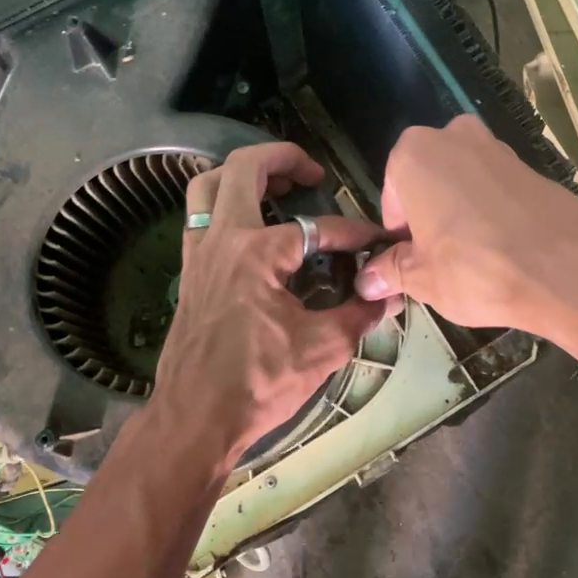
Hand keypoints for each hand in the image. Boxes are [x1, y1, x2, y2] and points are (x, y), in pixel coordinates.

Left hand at [149, 142, 386, 461]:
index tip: (377, 241)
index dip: (354, 232)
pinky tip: (250, 226)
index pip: (317, 226)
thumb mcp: (321, 349)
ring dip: (242, 174)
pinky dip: (224, 205)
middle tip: (313, 175)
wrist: (195, 417)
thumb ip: (358, 315)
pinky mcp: (189, 272)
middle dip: (283, 159)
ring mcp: (198, 253)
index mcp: (256, 252)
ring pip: (209, 186)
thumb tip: (389, 296)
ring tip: (277, 185)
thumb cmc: (257, 384)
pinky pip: (200, 217)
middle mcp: (222, 239)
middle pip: (243, 168)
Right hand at [354, 116, 577, 331]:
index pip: (391, 197)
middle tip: (441, 262)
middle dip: (429, 218)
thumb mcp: (421, 278)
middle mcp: (453, 136)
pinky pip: (496, 191)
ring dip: (461, 215)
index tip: (410, 263)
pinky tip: (504, 250)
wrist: (566, 266)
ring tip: (475, 260)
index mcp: (413, 153)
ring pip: (463, 185)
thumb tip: (368, 278)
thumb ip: (390, 271)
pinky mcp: (531, 166)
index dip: (399, 235)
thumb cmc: (474, 267)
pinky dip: (493, 215)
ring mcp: (496, 147)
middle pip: (428, 183)